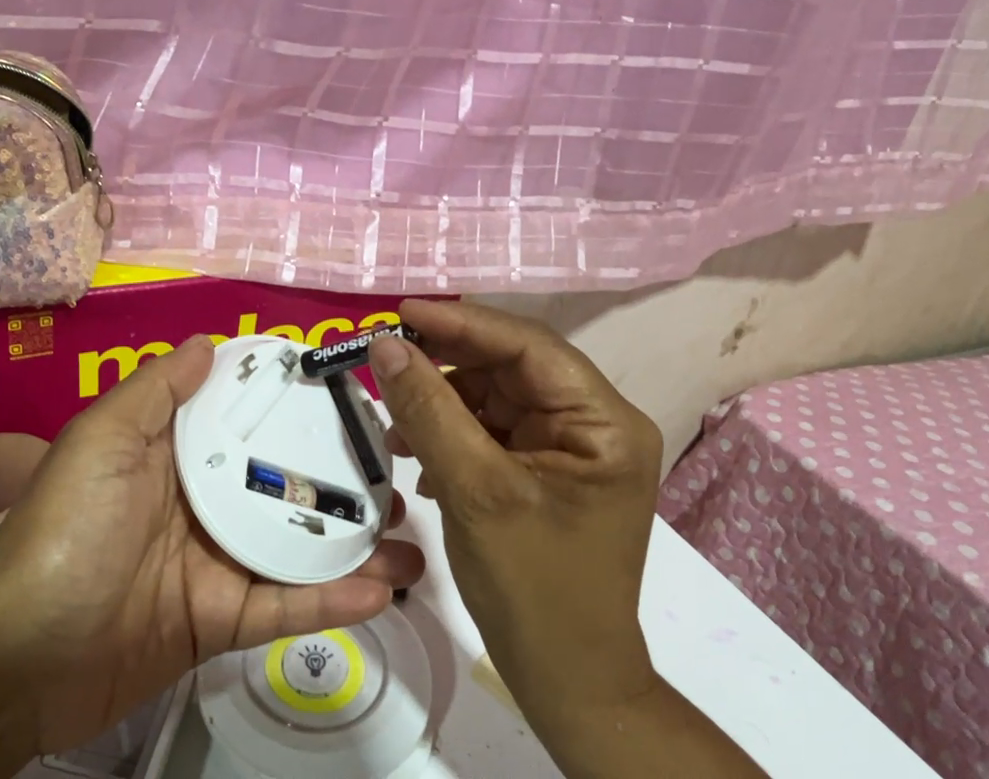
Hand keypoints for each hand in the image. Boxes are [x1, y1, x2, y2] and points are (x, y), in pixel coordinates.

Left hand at [0, 334, 424, 755]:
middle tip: (400, 477)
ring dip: (354, 547)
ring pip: (296, 550)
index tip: (354, 399)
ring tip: (411, 540)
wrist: (19, 660)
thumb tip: (209, 339)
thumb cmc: (64, 533)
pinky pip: (284, 608)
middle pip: (283, 486)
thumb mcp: (99, 444)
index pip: (246, 424)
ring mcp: (213, 565)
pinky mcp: (219, 622)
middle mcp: (199, 504)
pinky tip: (382, 591)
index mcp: (174, 457)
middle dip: (342, 482)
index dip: (295, 410)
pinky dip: (332, 603)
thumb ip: (156, 393)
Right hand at [372, 301, 763, 777]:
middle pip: (510, 369)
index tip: (401, 310)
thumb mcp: (475, 491)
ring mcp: (569, 450)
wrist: (566, 678)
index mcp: (603, 422)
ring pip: (494, 399)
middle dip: (446, 367)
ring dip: (442, 406)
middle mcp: (593, 425)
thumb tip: (386, 344)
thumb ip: (430, 410)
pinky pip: (491, 433)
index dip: (463, 323)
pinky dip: (451, 437)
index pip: (529, 346)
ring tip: (395, 427)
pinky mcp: (543, 473)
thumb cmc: (533, 586)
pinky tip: (418, 458)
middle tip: (385, 363)